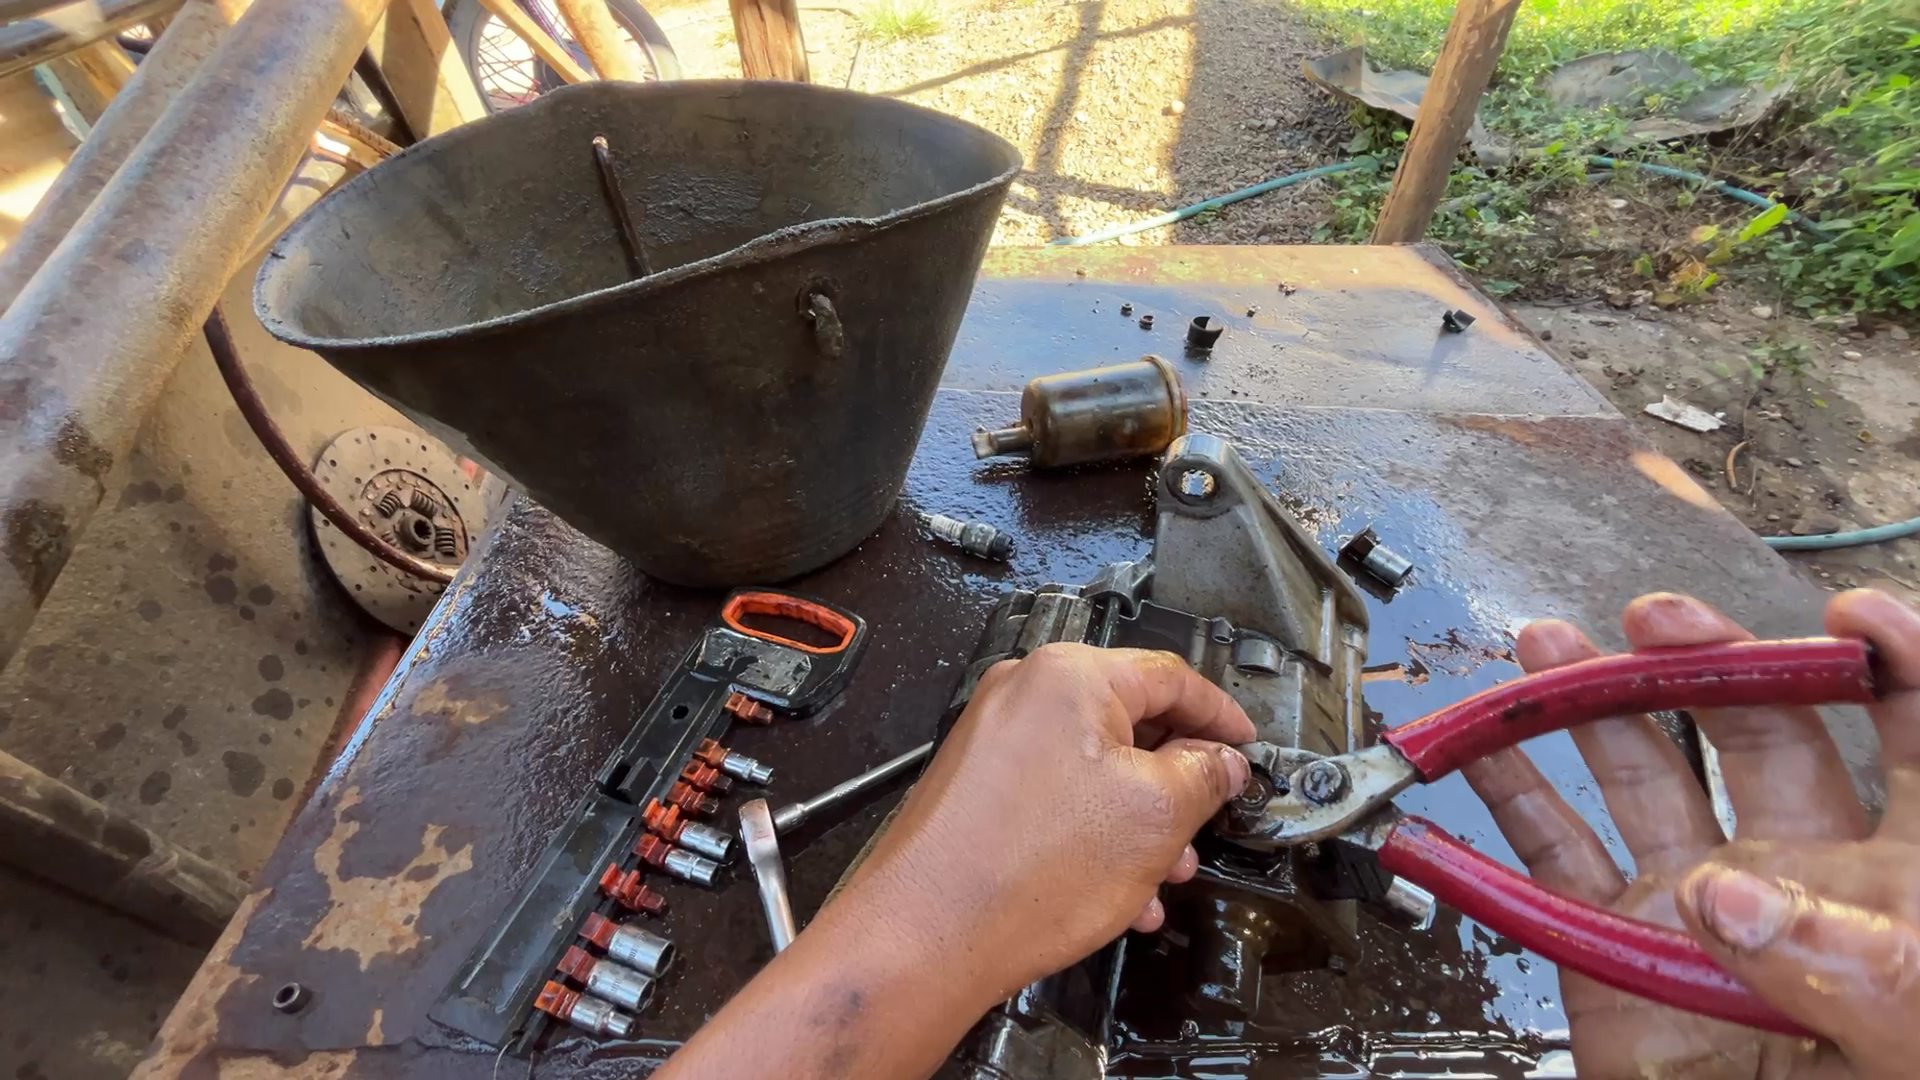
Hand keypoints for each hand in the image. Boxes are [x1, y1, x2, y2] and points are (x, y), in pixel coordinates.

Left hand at [842, 643, 1254, 1005]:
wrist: (927, 928)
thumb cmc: (1040, 863)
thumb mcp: (1154, 816)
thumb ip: (1203, 775)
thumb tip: (1222, 761)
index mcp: (1071, 674)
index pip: (1170, 677)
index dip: (1219, 714)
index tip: (1249, 746)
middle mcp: (1026, 688)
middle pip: (1128, 720)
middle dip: (1176, 779)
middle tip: (1209, 822)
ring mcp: (996, 732)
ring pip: (1094, 764)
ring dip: (1139, 815)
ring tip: (1166, 873)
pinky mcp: (978, 776)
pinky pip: (1056, 788)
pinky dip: (1094, 826)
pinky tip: (1120, 888)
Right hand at [1462, 590, 1919, 1079]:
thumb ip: (1880, 982)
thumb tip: (1738, 899)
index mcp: (1913, 896)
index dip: (1899, 675)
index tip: (1852, 620)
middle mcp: (1804, 880)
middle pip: (1756, 738)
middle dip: (1706, 665)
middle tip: (1656, 621)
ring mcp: (1693, 905)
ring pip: (1636, 775)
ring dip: (1587, 704)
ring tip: (1547, 647)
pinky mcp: (1607, 938)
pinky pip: (1544, 851)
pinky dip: (1503, 793)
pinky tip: (1476, 749)